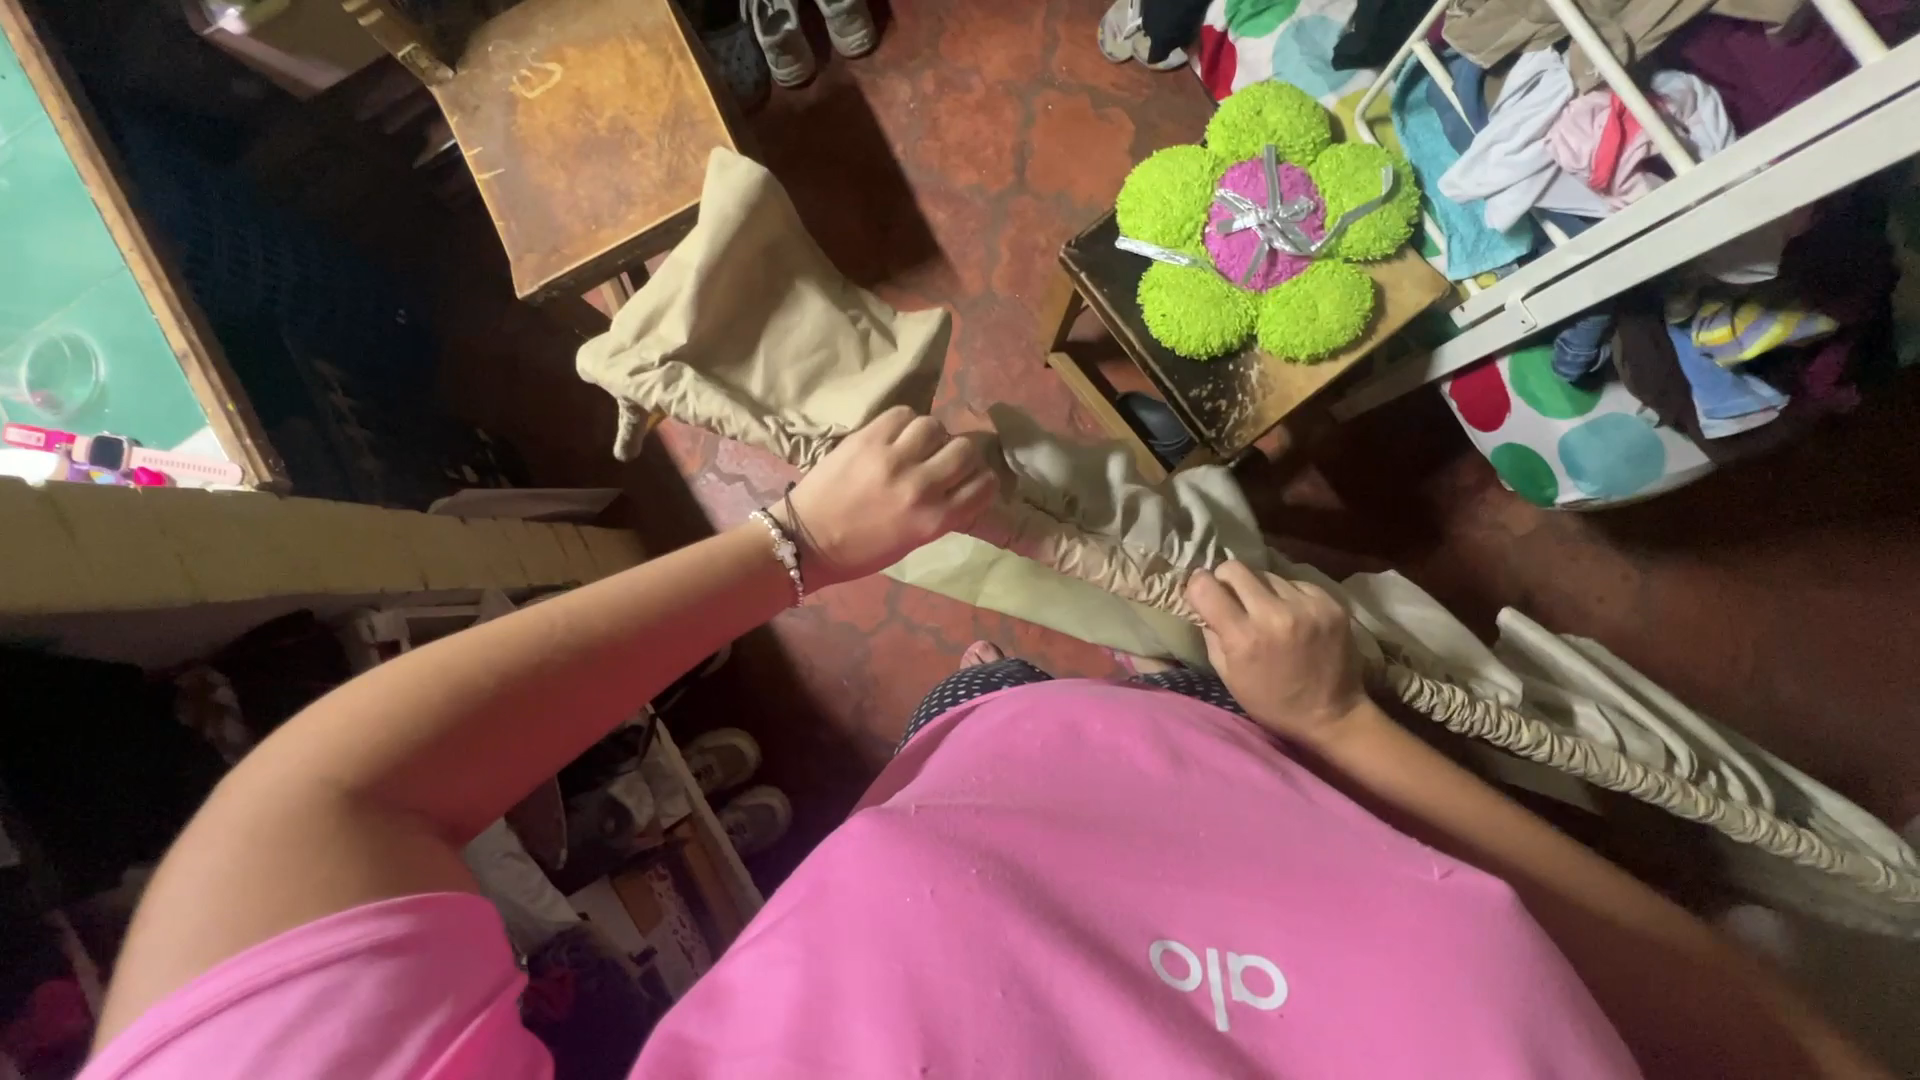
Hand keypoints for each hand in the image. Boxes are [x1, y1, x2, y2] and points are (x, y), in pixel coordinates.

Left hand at [777, 407, 998, 587]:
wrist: (806, 541)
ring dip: (930, 435)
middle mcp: (921, 487)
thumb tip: (961, 484)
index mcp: (935, 520)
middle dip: (959, 453)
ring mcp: (893, 459)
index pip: (984, 485)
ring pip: (935, 426)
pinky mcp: (867, 439)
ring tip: (916, 444)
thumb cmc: (861, 551)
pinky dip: (904, 422)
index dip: (981, 478)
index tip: (971, 478)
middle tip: (943, 458)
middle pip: (965, 449)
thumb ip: (942, 513)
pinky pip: (903, 414)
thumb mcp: (913, 541)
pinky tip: (895, 435)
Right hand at [1186, 562, 1369, 743]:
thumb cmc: (1271, 701)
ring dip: (1260, 590)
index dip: (1198, 586)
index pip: (1205, 586)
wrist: (1333, 715)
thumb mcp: (1228, 675)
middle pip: (1234, 568)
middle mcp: (1274, 614)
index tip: (1202, 593)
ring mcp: (1306, 606)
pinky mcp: (1330, 604)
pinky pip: (1295, 583)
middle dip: (1226, 580)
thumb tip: (1201, 602)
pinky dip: (1288, 595)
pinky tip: (1293, 616)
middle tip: (1232, 598)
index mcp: (1243, 637)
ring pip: (1267, 575)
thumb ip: (1211, 633)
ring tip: (1268, 612)